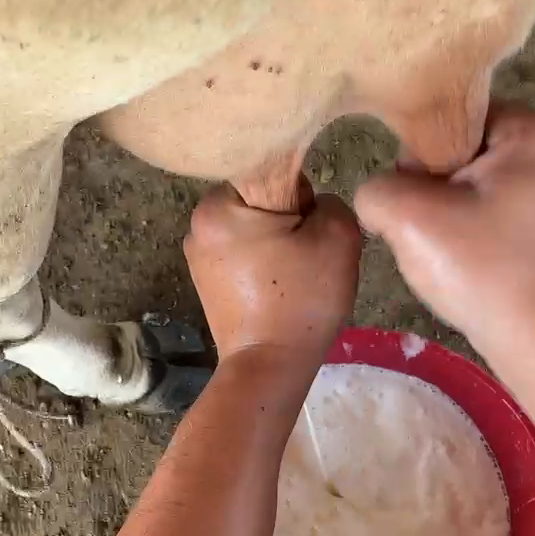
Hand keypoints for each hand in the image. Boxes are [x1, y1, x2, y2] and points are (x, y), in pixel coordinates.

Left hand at [184, 178, 362, 369]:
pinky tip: (276, 290)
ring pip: (253, 229)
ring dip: (277, 245)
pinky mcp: (205, 281)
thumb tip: (312, 206)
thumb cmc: (301, 300)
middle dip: (287, 220)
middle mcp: (197, 224)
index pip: (271, 169)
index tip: (308, 228)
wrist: (270, 366)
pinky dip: (263, 266)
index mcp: (218, 204)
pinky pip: (243, 256)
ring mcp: (197, 255)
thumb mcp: (337, 236)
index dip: (301, 195)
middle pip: (260, 200)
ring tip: (292, 277)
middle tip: (305, 257)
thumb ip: (330, 200)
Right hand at [355, 105, 534, 351]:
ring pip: (456, 189)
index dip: (414, 156)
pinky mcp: (530, 229)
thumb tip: (379, 199)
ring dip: (434, 219)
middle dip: (424, 191)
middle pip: (449, 153)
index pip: (445, 116)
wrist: (532, 334)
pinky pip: (473, 216)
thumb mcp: (409, 216)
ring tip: (440, 251)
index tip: (414, 199)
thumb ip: (375, 189)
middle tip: (425, 231)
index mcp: (527, 127)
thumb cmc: (480, 266)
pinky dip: (455, 237)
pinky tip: (455, 263)